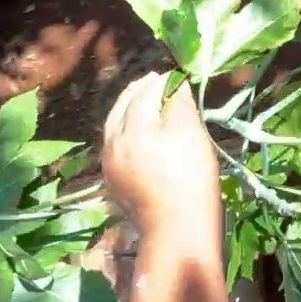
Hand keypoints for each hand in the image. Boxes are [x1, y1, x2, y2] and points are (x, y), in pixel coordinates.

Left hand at [103, 72, 221, 253]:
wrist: (177, 227)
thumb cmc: (189, 175)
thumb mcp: (190, 132)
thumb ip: (179, 103)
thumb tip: (175, 84)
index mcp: (131, 129)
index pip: (144, 93)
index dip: (161, 81)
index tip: (175, 74)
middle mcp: (112, 144)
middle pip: (121, 108)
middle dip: (138, 91)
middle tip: (156, 81)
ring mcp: (109, 166)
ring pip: (114, 127)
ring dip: (130, 110)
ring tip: (149, 103)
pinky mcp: (113, 182)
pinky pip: (116, 146)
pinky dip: (127, 131)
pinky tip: (143, 133)